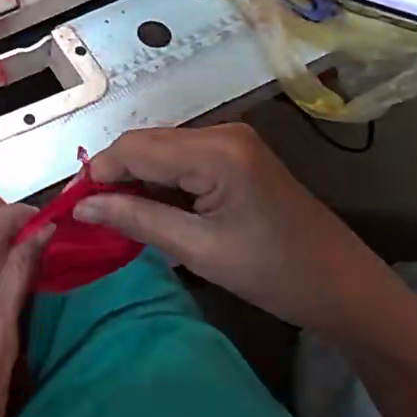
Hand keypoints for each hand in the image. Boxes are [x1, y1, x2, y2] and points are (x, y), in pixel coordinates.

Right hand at [75, 124, 389, 338]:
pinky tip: (149, 207)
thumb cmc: (276, 273)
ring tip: (115, 215)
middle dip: (114, 174)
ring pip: (161, 149)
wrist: (343, 285)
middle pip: (146, 143)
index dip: (98, 172)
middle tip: (90, 214)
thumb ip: (137, 219)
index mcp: (216, 150)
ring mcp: (230, 139)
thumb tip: (84, 206)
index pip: (136, 147)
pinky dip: (159, 180)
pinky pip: (181, 157)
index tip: (72, 205)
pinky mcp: (234, 153)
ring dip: (135, 178)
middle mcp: (221, 132)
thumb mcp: (200, 250)